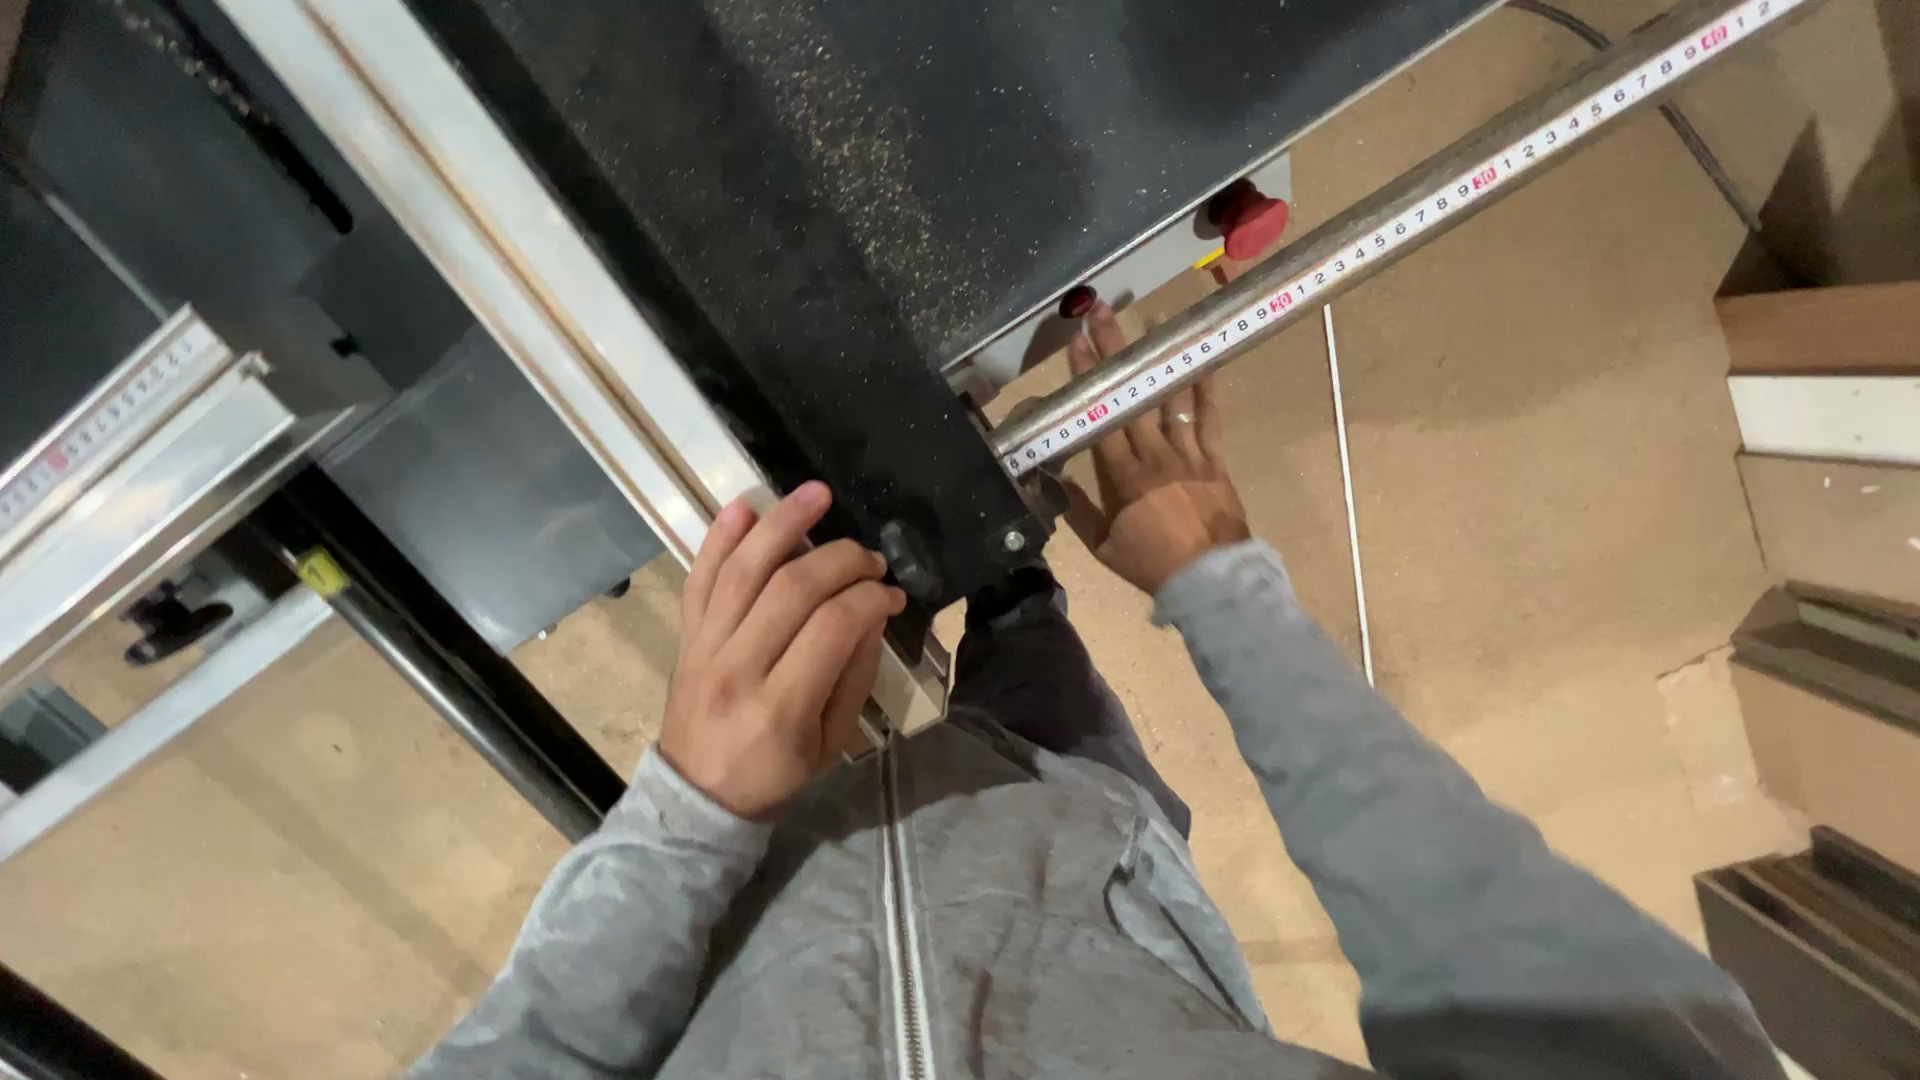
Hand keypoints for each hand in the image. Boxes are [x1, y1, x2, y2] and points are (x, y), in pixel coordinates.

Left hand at [660, 481, 905, 818]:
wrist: (696, 799)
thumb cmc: (774, 775)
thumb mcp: (832, 742)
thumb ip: (854, 675)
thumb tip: (872, 612)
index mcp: (779, 706)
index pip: (833, 626)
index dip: (871, 598)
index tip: (892, 595)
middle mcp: (737, 668)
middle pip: (793, 588)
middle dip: (842, 560)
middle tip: (871, 559)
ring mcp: (704, 647)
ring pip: (744, 570)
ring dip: (783, 524)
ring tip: (817, 494)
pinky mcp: (686, 636)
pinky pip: (700, 578)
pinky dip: (720, 538)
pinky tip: (745, 506)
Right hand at [1061, 303, 1250, 594]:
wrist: (1210, 579)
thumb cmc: (1152, 564)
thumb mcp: (1104, 546)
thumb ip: (1078, 512)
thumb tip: (1056, 482)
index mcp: (1122, 477)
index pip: (1101, 419)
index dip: (1088, 381)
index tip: (1076, 346)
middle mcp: (1154, 456)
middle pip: (1131, 397)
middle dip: (1115, 353)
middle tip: (1102, 315)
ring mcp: (1187, 454)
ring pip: (1169, 398)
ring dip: (1159, 359)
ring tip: (1153, 321)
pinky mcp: (1213, 459)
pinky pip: (1209, 418)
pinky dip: (1206, 389)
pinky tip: (1202, 360)